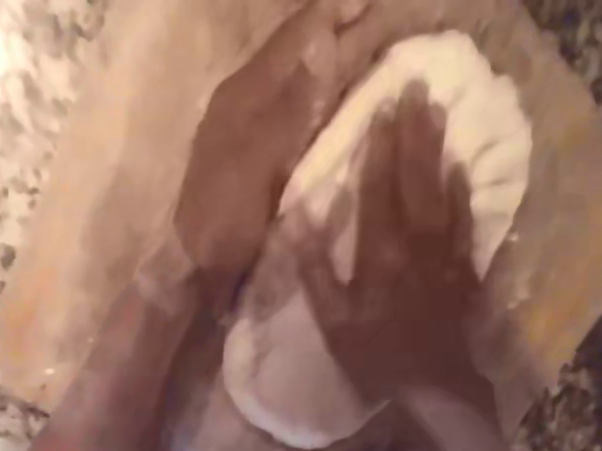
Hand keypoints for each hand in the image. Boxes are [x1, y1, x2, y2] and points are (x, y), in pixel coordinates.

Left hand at [174, 0, 379, 305]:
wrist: (199, 274)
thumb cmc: (223, 222)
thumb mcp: (255, 163)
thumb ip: (291, 105)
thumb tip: (325, 39)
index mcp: (247, 94)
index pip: (300, 34)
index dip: (341, 12)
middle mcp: (255, 103)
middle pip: (308, 54)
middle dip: (352, 32)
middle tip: (402, 20)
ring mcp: (262, 133)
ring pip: (310, 83)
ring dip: (347, 63)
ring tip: (389, 49)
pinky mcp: (270, 162)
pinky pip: (308, 118)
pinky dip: (335, 103)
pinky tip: (358, 104)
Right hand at [290, 83, 494, 423]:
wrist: (432, 385)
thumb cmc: (376, 355)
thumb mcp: (333, 319)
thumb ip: (315, 268)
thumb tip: (295, 219)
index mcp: (380, 251)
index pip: (378, 187)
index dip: (379, 146)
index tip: (381, 108)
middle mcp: (416, 241)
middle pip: (415, 177)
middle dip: (414, 133)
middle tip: (417, 90)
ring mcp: (445, 253)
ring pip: (443, 191)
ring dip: (440, 152)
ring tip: (438, 116)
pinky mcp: (463, 269)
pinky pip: (464, 221)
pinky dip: (462, 193)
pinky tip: (461, 172)